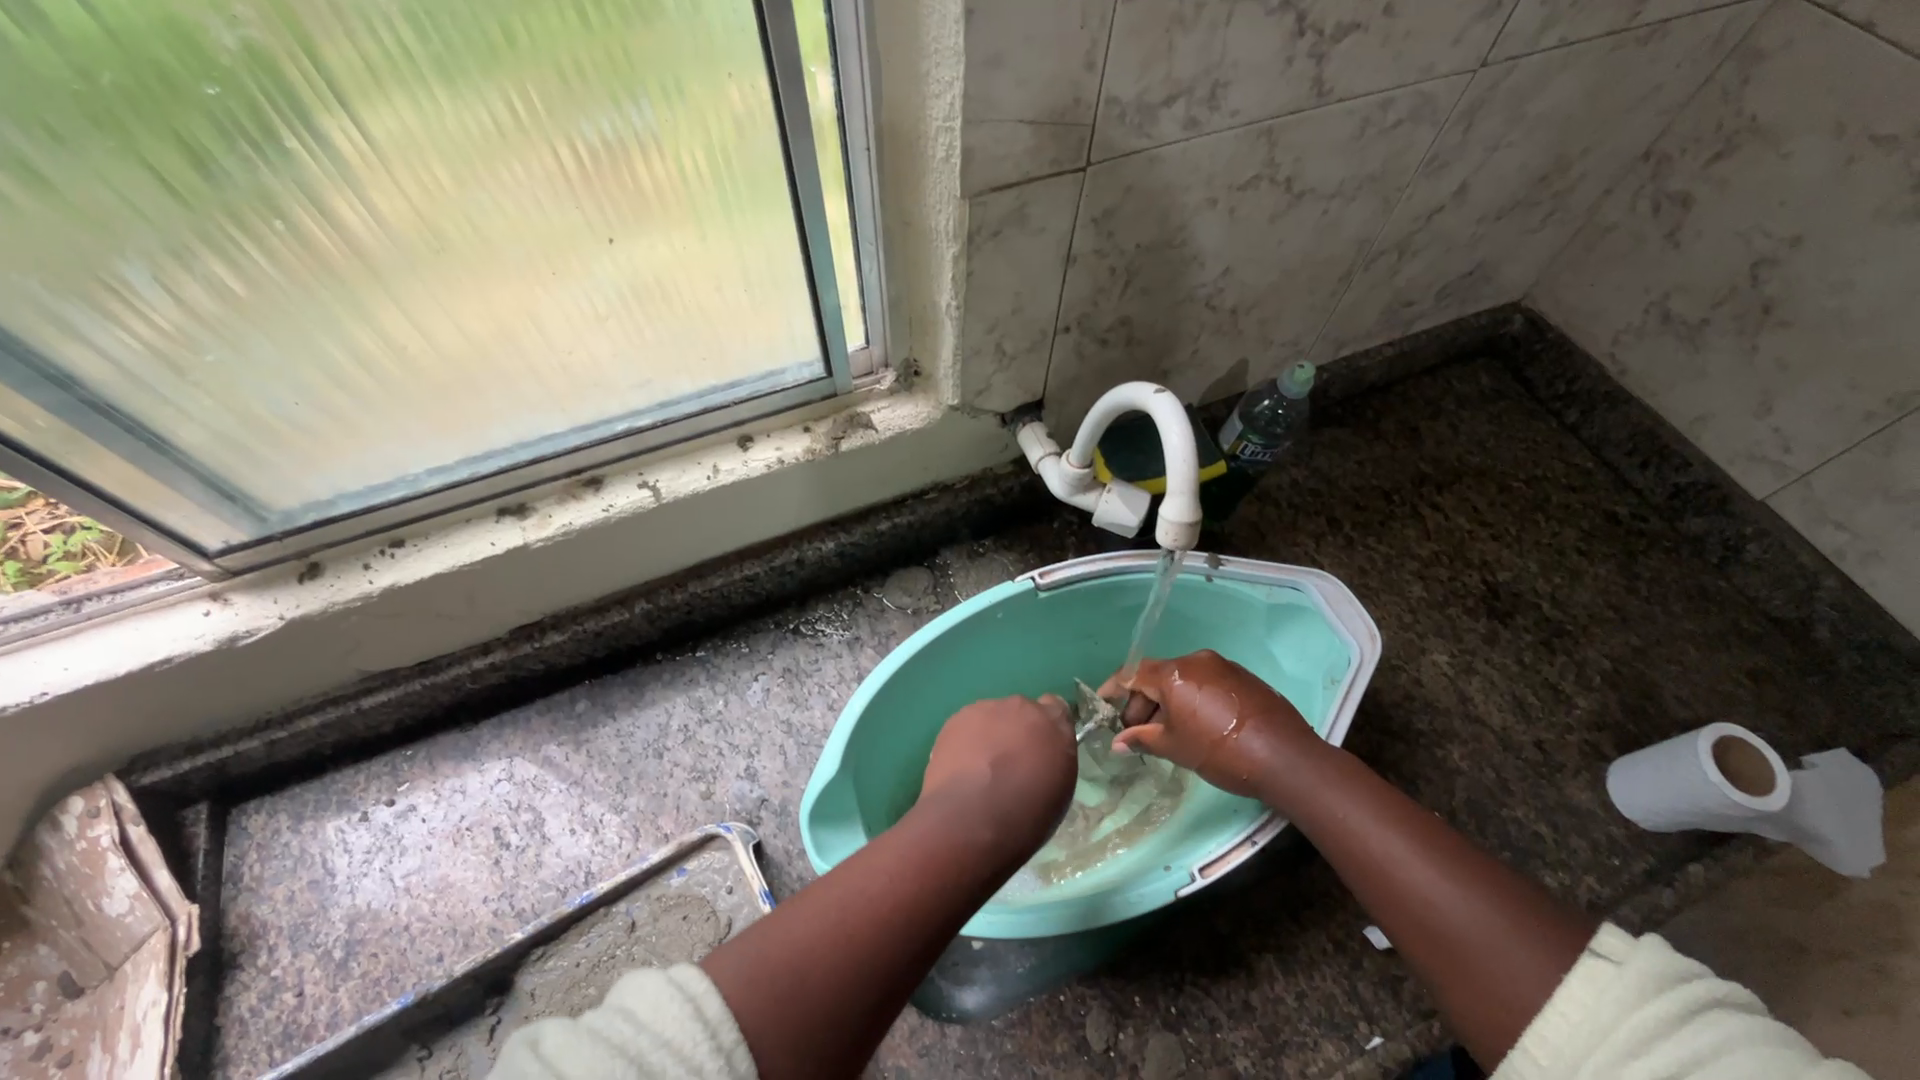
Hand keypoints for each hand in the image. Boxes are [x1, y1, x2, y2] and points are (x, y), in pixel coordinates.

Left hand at [919, 695, 1076, 858]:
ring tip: (978, 770)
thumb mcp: (1058, 791)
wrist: (973, 818)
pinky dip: (965, 742)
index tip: (1039, 749)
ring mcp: (987, 709)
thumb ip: (1052, 762)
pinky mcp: (957, 718)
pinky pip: (966, 726)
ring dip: (989, 735)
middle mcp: (1023, 708)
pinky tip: (960, 769)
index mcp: (1054, 725)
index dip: (1046, 728)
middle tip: (1007, 764)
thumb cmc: (1025, 815)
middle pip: (1021, 711)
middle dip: (1016, 732)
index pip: (1056, 709)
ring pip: (991, 717)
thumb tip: (1038, 759)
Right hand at [1098, 649, 1324, 799]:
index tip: (1102, 703)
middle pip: (1158, 676)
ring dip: (1167, 703)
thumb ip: (1143, 739)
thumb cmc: (1219, 750)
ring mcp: (1223, 667)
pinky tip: (1193, 726)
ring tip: (1163, 734)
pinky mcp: (1242, 679)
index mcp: (1174, 673)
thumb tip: (1118, 743)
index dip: (1114, 688)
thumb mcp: (1175, 748)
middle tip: (1135, 732)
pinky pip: (1205, 684)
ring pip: (1183, 681)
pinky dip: (1191, 701)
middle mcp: (1196, 661)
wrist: (1284, 757)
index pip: (1133, 673)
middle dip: (1142, 702)